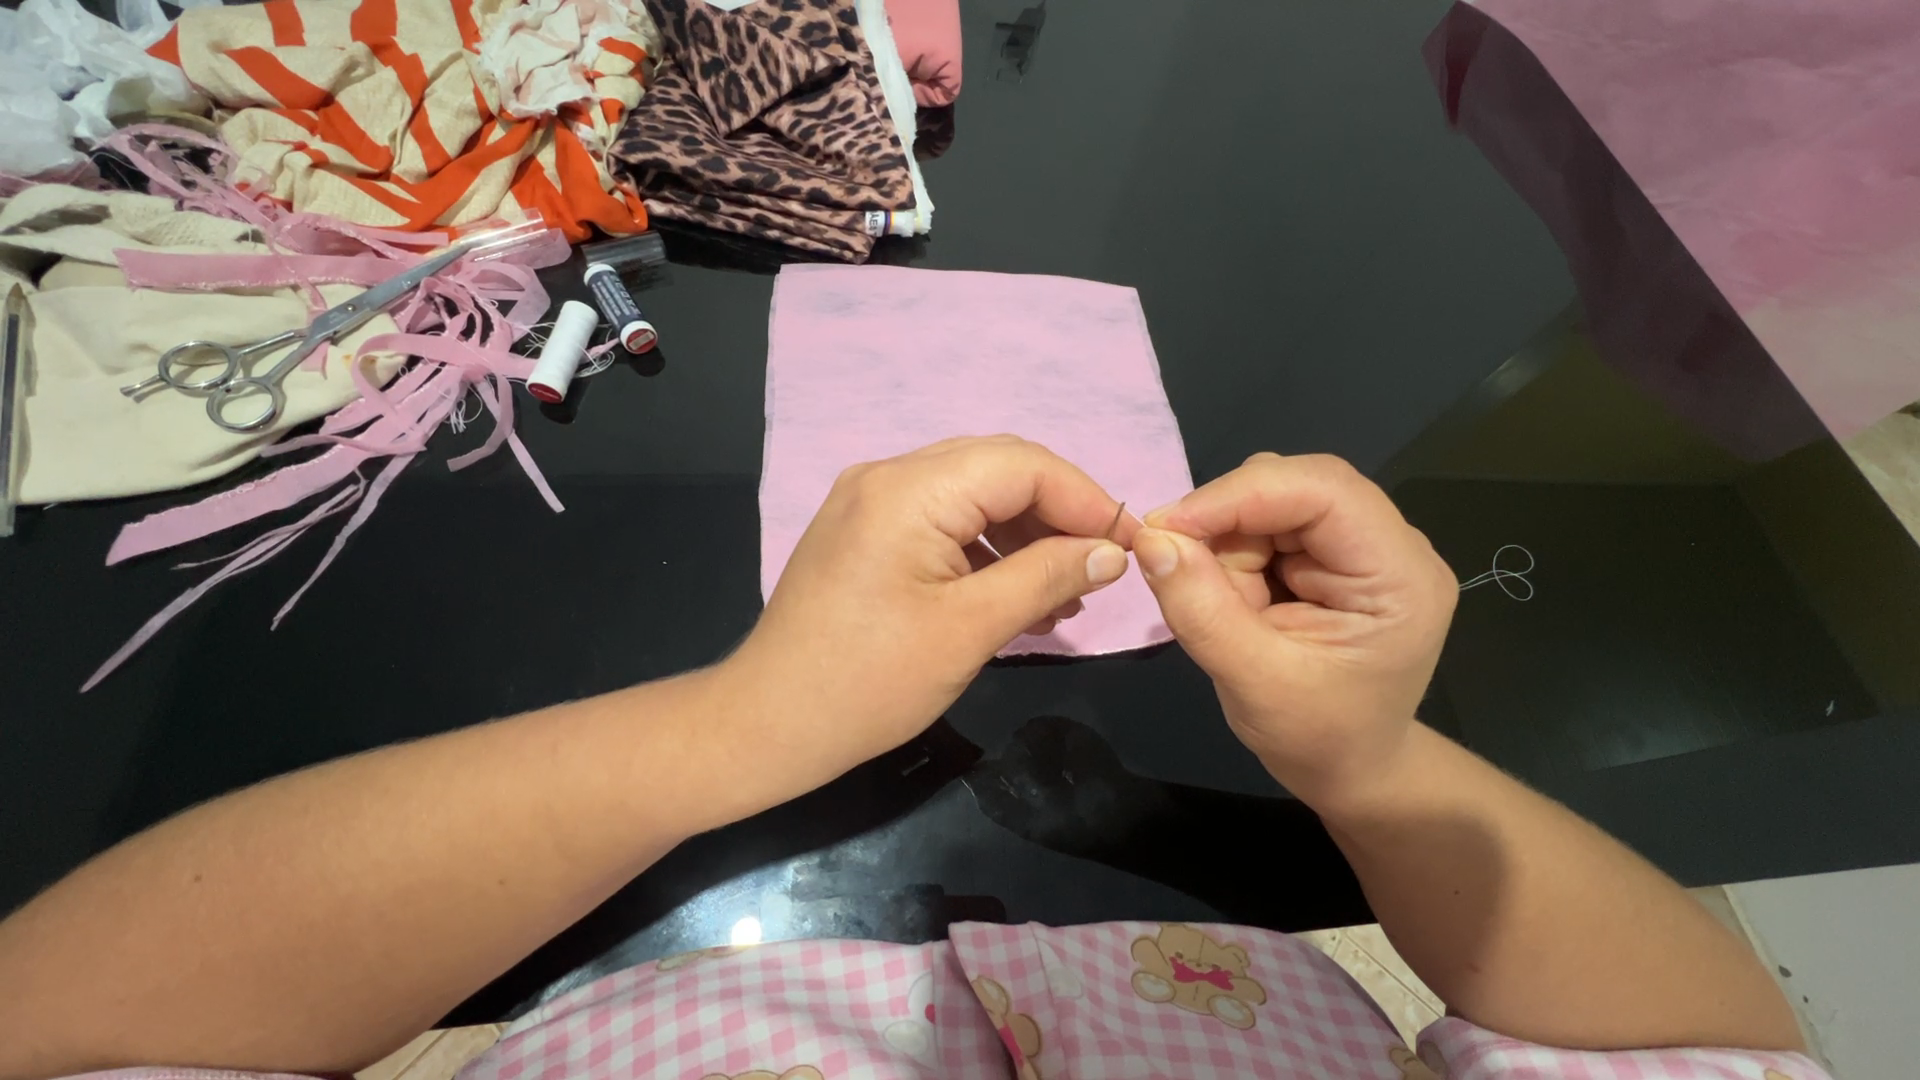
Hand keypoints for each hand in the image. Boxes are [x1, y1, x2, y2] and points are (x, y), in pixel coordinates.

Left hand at [719, 436, 1134, 794]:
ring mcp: (871, 502)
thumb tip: (1111, 552)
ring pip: (973, 495)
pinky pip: (943, 521)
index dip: (1084, 498)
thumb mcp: (970, 630)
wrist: (769, 724)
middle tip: (1101, 567)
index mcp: (909, 489)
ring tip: (1066, 594)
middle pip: (998, 470)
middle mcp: (887, 476)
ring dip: (1025, 535)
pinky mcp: (867, 532)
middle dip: (1058, 514)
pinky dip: (987, 550)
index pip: (1021, 464)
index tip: (1128, 545)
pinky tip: (1018, 594)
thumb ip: (1047, 577)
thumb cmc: (868, 684)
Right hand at [1130, 453, 1456, 806]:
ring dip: (1227, 546)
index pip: (1321, 490)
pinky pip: (1265, 527)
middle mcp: (1390, 545)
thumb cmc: (1315, 737)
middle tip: (1181, 569)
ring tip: (1230, 609)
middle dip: (1227, 524)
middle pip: (1294, 486)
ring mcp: (1360, 546)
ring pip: (1271, 502)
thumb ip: (1200, 609)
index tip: (1165, 527)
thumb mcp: (1251, 681)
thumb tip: (1150, 539)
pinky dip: (1232, 557)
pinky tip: (1239, 603)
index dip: (1237, 495)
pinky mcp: (1330, 555)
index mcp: (1398, 575)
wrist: (1350, 769)